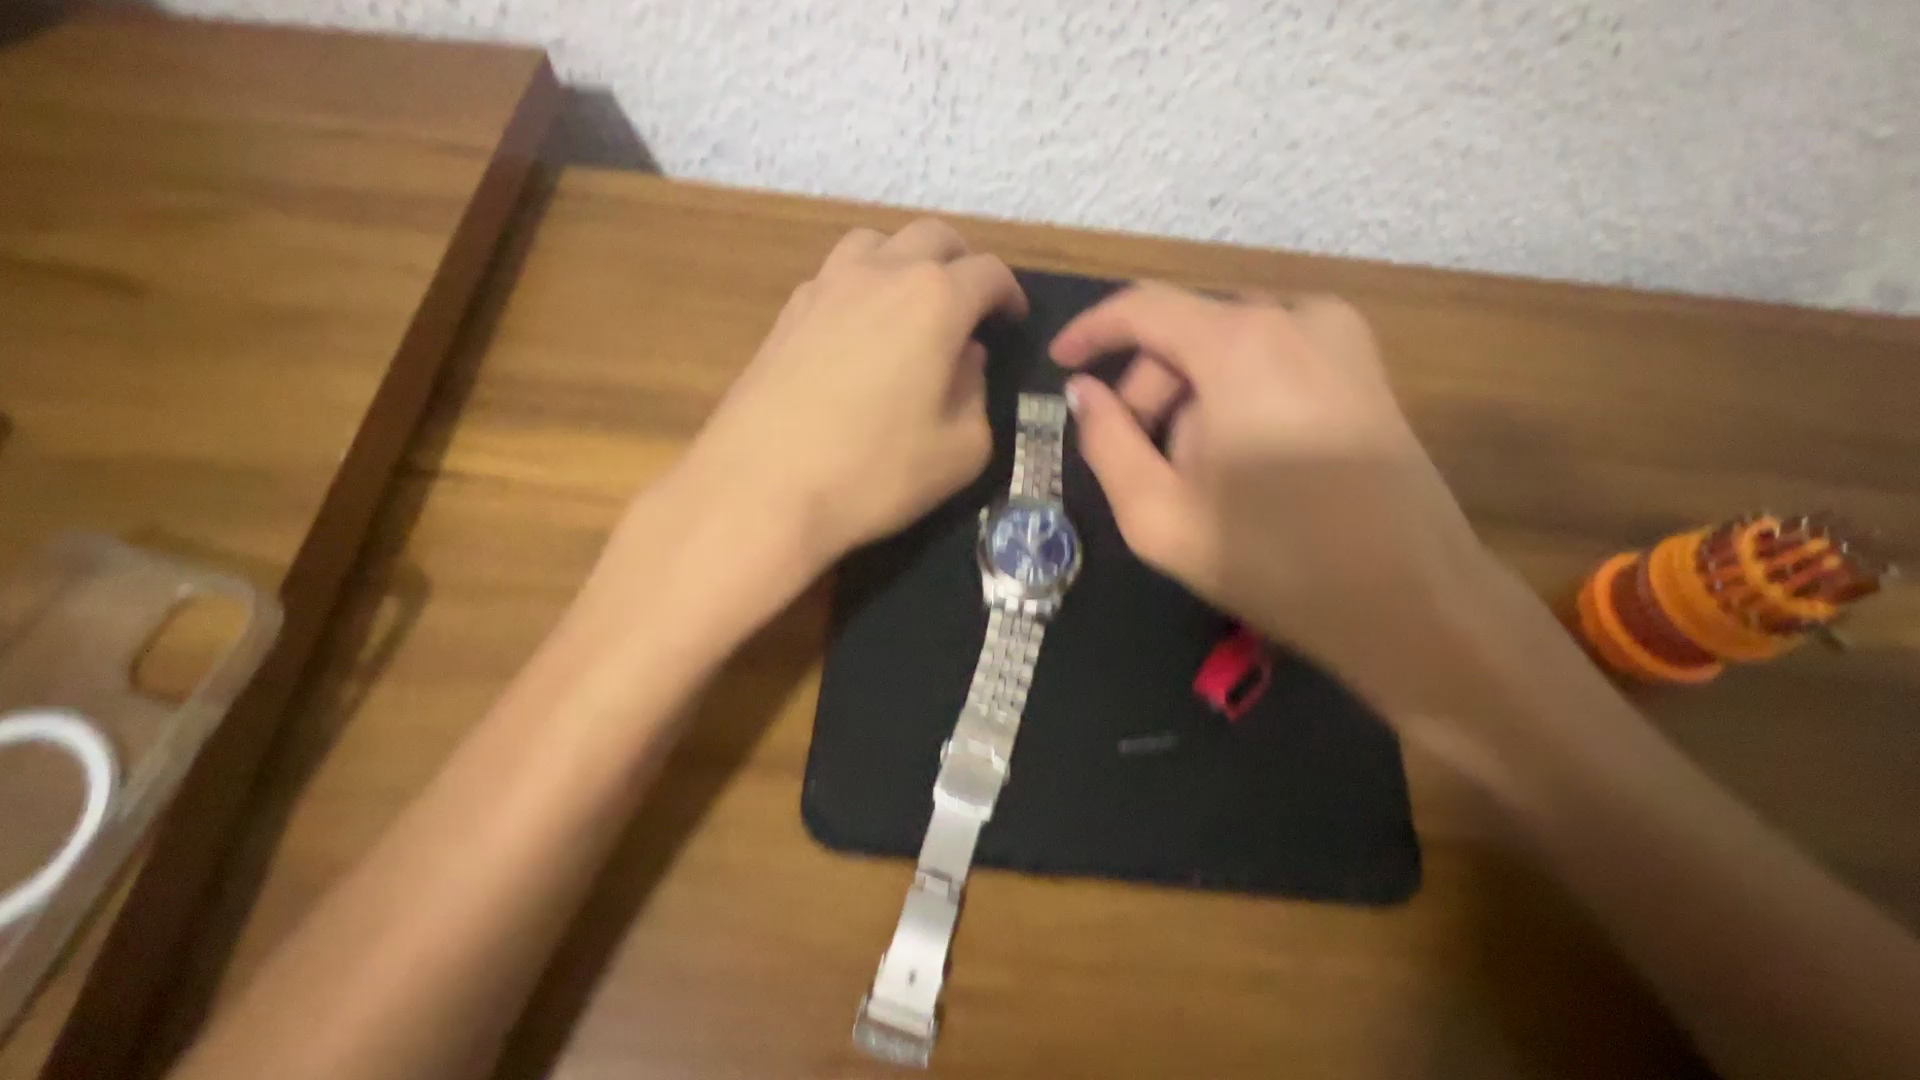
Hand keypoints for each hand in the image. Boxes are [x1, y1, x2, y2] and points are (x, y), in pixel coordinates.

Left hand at [683, 219, 1026, 569]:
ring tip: (910, 305)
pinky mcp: (786, 313)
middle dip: (961, 262)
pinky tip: (858, 333)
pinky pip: (835, 276)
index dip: (1008, 293)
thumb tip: (965, 361)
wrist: (760, 489)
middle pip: (932, 237)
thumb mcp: (960, 451)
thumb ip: (977, 395)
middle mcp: (880, 274)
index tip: (1011, 320)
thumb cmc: (874, 473)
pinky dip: (861, 287)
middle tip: (969, 305)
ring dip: (904, 261)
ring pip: (876, 243)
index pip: (988, 272)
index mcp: (935, 300)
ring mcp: (825, 287)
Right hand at [1052, 283, 1503, 718]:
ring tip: (1195, 473)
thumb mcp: (1159, 514)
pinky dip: (1237, 394)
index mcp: (1239, 345)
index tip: (1060, 365)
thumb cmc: (1274, 560)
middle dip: (1149, 389)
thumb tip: (1084, 392)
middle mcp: (1294, 318)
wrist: (1410, 600)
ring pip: (1229, 346)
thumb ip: (1106, 442)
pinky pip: (1273, 358)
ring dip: (1192, 397)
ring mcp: (1341, 338)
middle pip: (1188, 331)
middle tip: (1135, 460)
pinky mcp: (1366, 368)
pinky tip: (1241, 458)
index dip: (1092, 332)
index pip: (1143, 307)